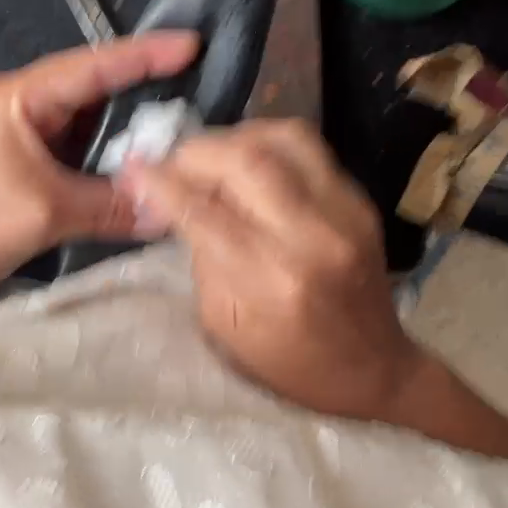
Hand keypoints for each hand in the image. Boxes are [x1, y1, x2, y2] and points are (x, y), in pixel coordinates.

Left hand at [0, 31, 199, 304]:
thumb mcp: (51, 212)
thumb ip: (116, 203)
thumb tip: (175, 208)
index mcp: (19, 97)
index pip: (91, 66)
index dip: (144, 54)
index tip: (192, 44)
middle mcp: (22, 103)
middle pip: (93, 84)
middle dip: (143, 84)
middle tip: (201, 78)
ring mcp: (25, 132)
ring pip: (90, 117)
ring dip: (129, 122)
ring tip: (183, 117)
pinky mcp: (30, 161)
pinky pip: (81, 145)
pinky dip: (111, 151)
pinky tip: (146, 156)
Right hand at [120, 119, 432, 420]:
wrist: (373, 370)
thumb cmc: (286, 361)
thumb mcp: (223, 323)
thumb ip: (202, 255)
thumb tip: (175, 202)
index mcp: (271, 281)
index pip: (204, 211)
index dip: (162, 183)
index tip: (134, 169)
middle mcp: (312, 238)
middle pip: (246, 160)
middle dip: (195, 153)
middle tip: (171, 162)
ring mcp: (344, 214)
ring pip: (283, 138)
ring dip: (234, 137)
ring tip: (211, 156)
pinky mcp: (361, 201)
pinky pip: (308, 148)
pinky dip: (267, 144)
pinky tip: (247, 161)